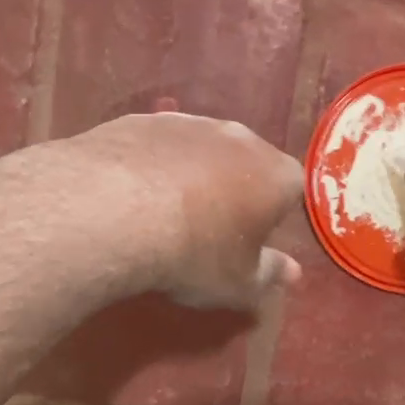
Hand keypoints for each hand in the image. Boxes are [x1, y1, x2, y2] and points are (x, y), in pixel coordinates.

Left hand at [51, 113, 303, 308]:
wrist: (111, 210)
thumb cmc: (194, 253)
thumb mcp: (238, 284)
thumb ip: (270, 276)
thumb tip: (292, 272)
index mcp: (276, 175)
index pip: (294, 189)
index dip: (277, 215)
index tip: (256, 239)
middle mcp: (241, 138)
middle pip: (249, 162)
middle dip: (238, 190)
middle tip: (214, 229)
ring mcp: (189, 123)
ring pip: (203, 150)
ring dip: (195, 175)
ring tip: (169, 214)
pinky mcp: (142, 120)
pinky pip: (160, 146)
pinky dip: (154, 167)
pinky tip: (133, 197)